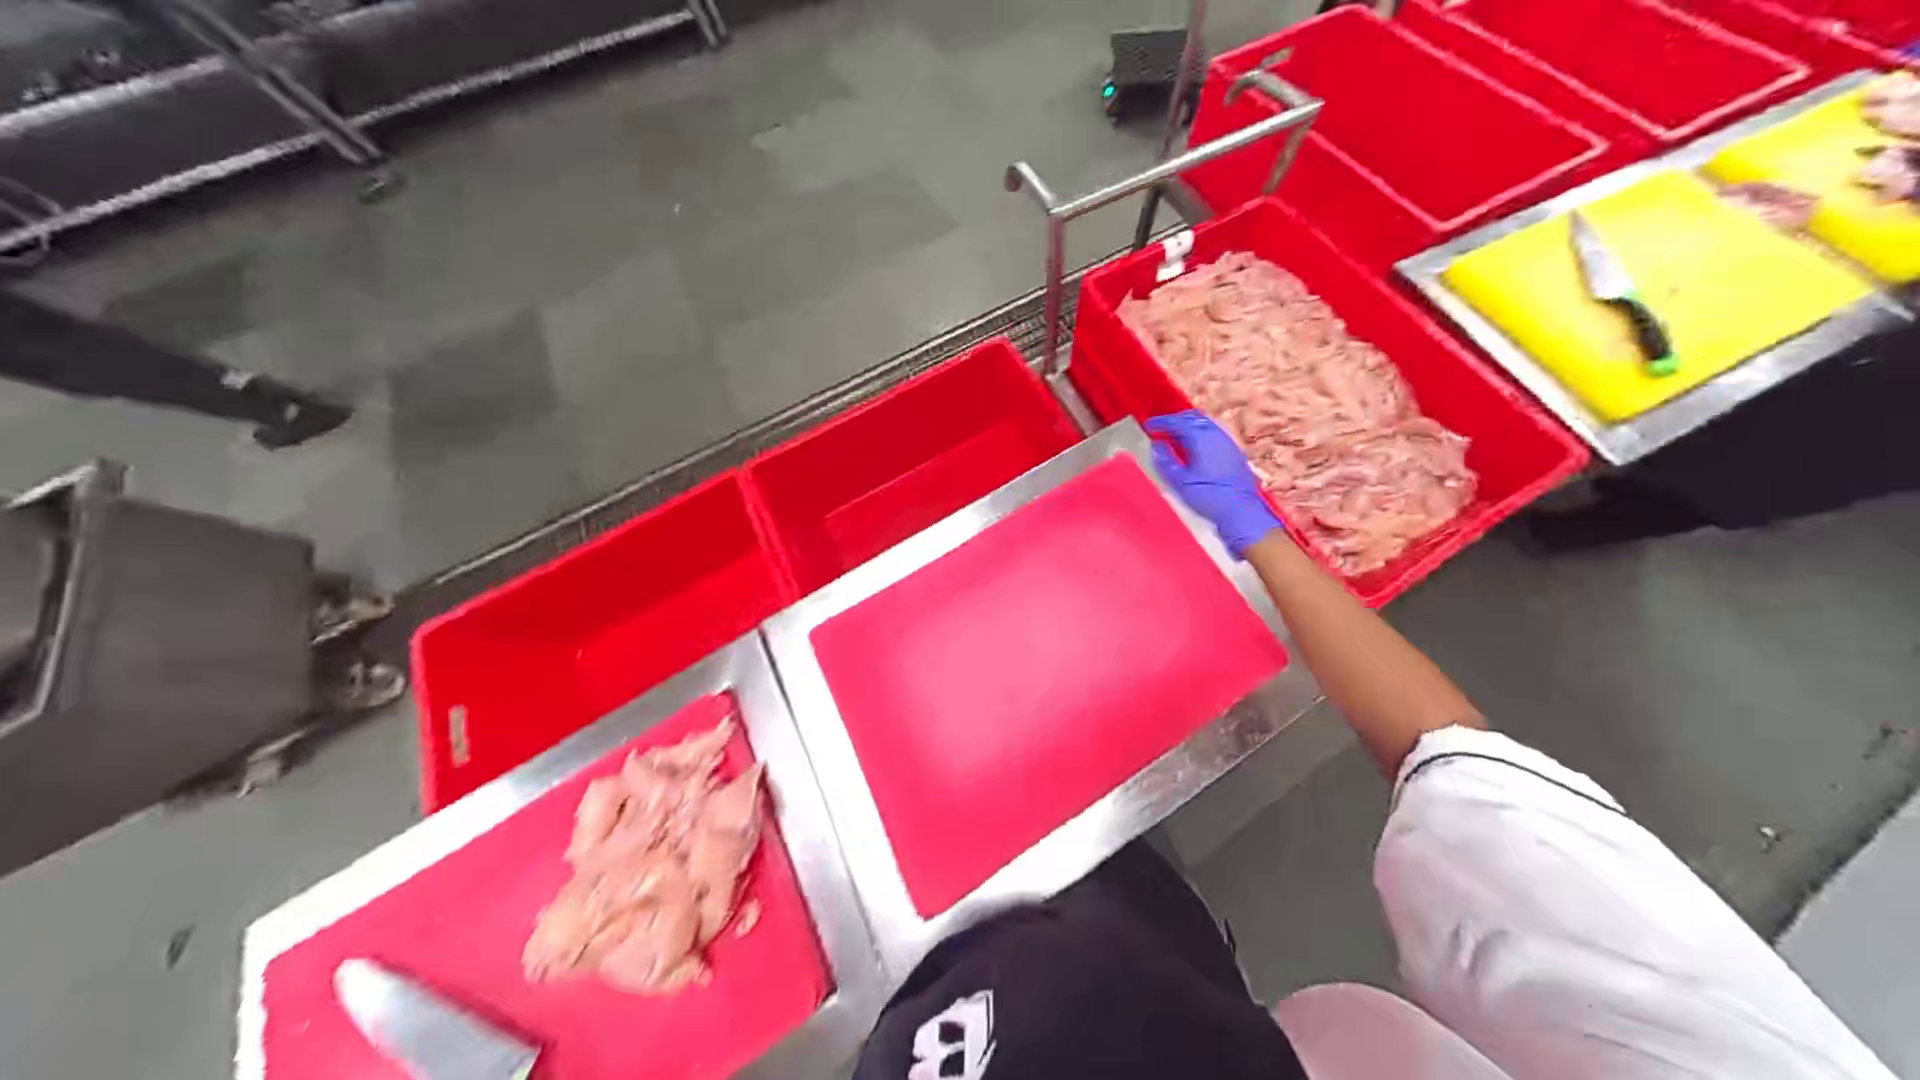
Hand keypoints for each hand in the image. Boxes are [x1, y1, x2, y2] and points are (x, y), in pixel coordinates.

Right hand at [1145, 410, 1284, 558]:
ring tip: (1174, 437)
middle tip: (1160, 429)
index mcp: (1201, 438)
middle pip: (1193, 418)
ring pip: (1204, 424)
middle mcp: (1216, 435)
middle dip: (1175, 420)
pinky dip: (1198, 434)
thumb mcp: (1180, 482)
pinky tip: (1192, 448)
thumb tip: (1157, 447)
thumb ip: (1165, 461)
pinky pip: (1213, 433)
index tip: (1149, 425)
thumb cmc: (1209, 497)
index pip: (1178, 422)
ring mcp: (1228, 442)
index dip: (1161, 422)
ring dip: (1188, 426)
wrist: (1241, 512)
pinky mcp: (1234, 452)